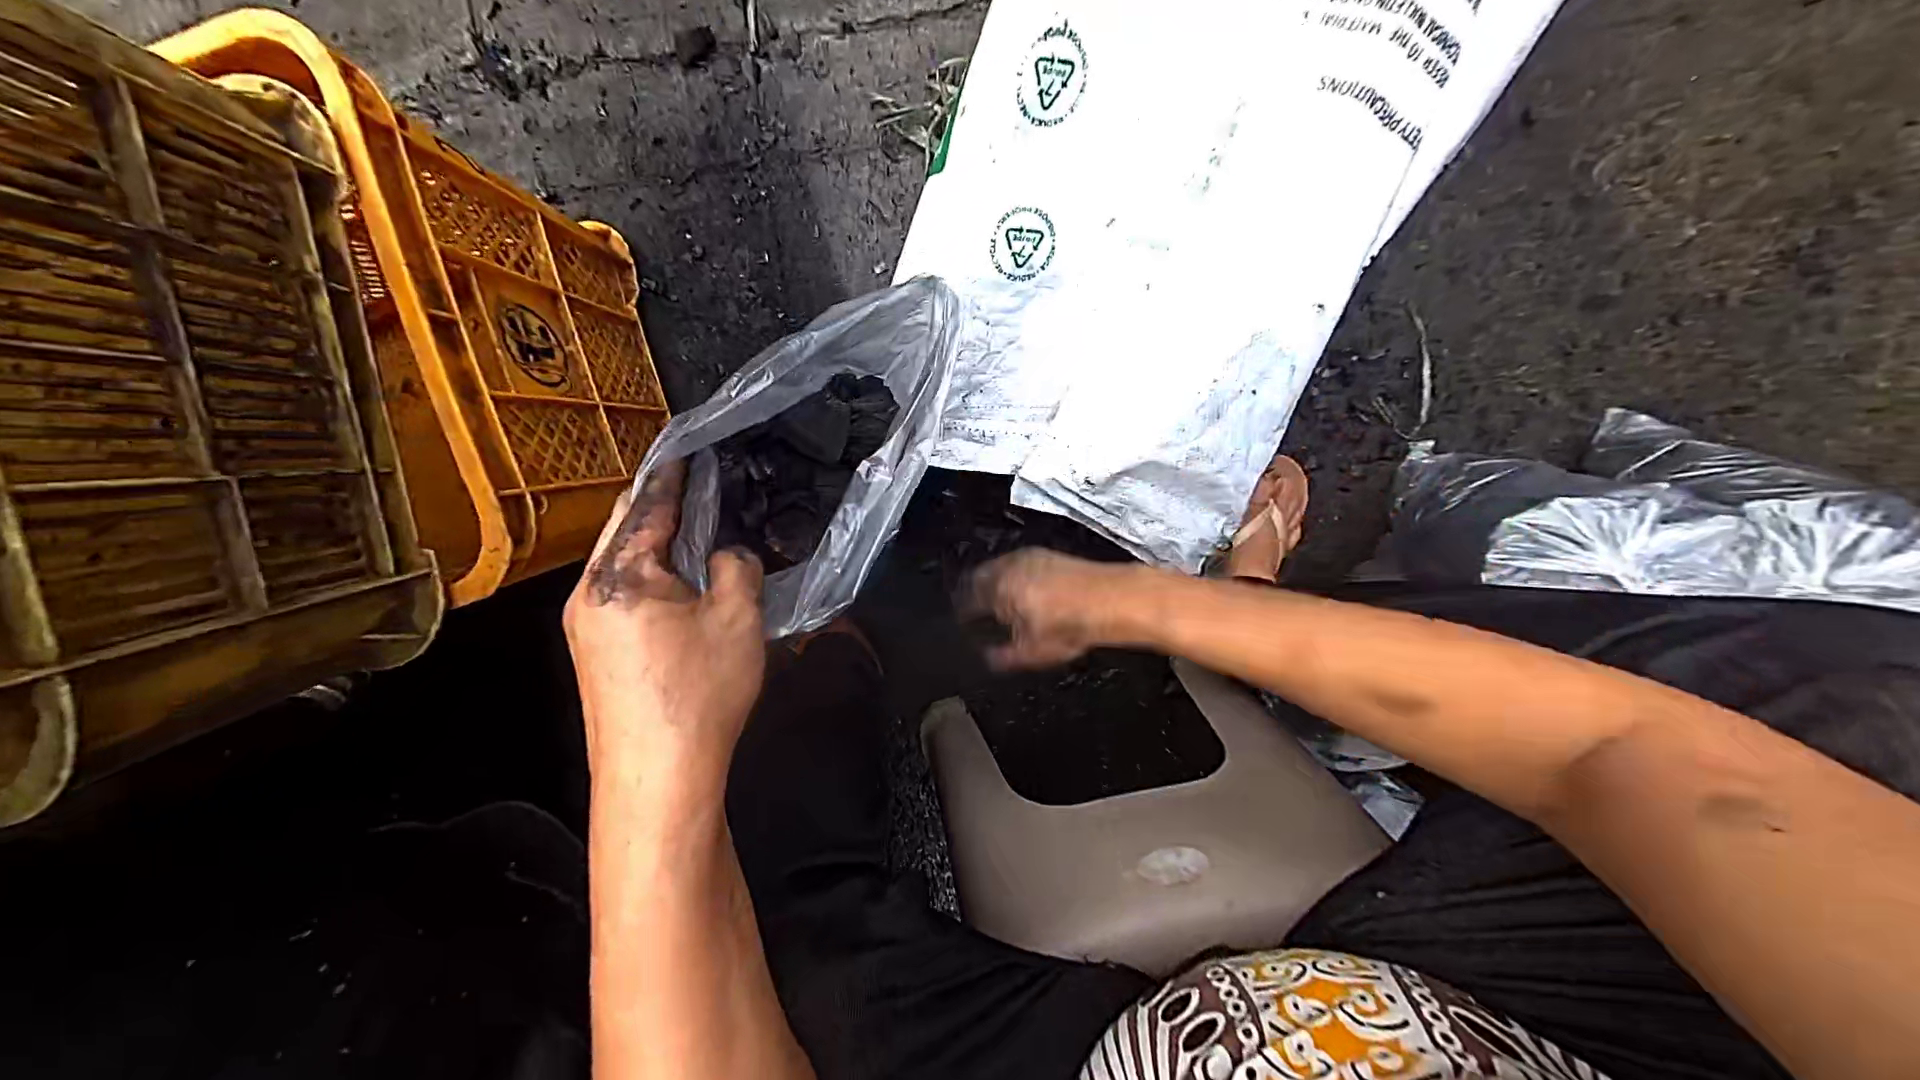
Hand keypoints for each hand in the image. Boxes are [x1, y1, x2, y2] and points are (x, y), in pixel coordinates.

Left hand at [564, 460, 765, 788]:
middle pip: (626, 530)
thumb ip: (736, 568)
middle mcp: (588, 594)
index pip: (648, 505)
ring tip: (697, 531)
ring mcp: (585, 626)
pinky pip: (622, 595)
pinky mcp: (594, 652)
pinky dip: (651, 576)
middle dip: (661, 505)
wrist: (657, 777)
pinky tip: (681, 585)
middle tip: (698, 486)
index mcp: (620, 575)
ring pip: (624, 564)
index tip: (689, 451)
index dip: (673, 474)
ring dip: (657, 544)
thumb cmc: (697, 696)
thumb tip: (728, 553)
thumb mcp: (738, 620)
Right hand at [958, 548, 1144, 669]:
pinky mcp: (1048, 554)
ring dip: (992, 582)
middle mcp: (1008, 567)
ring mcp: (1029, 557)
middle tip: (973, 609)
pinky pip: (1018, 564)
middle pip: (979, 578)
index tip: (963, 623)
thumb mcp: (1032, 652)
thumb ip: (1003, 656)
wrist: (1112, 600)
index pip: (968, 601)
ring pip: (999, 568)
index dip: (963, 614)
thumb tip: (987, 657)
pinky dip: (1012, 576)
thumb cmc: (1069, 626)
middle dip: (973, 593)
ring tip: (997, 600)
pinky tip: (1023, 589)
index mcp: (997, 589)